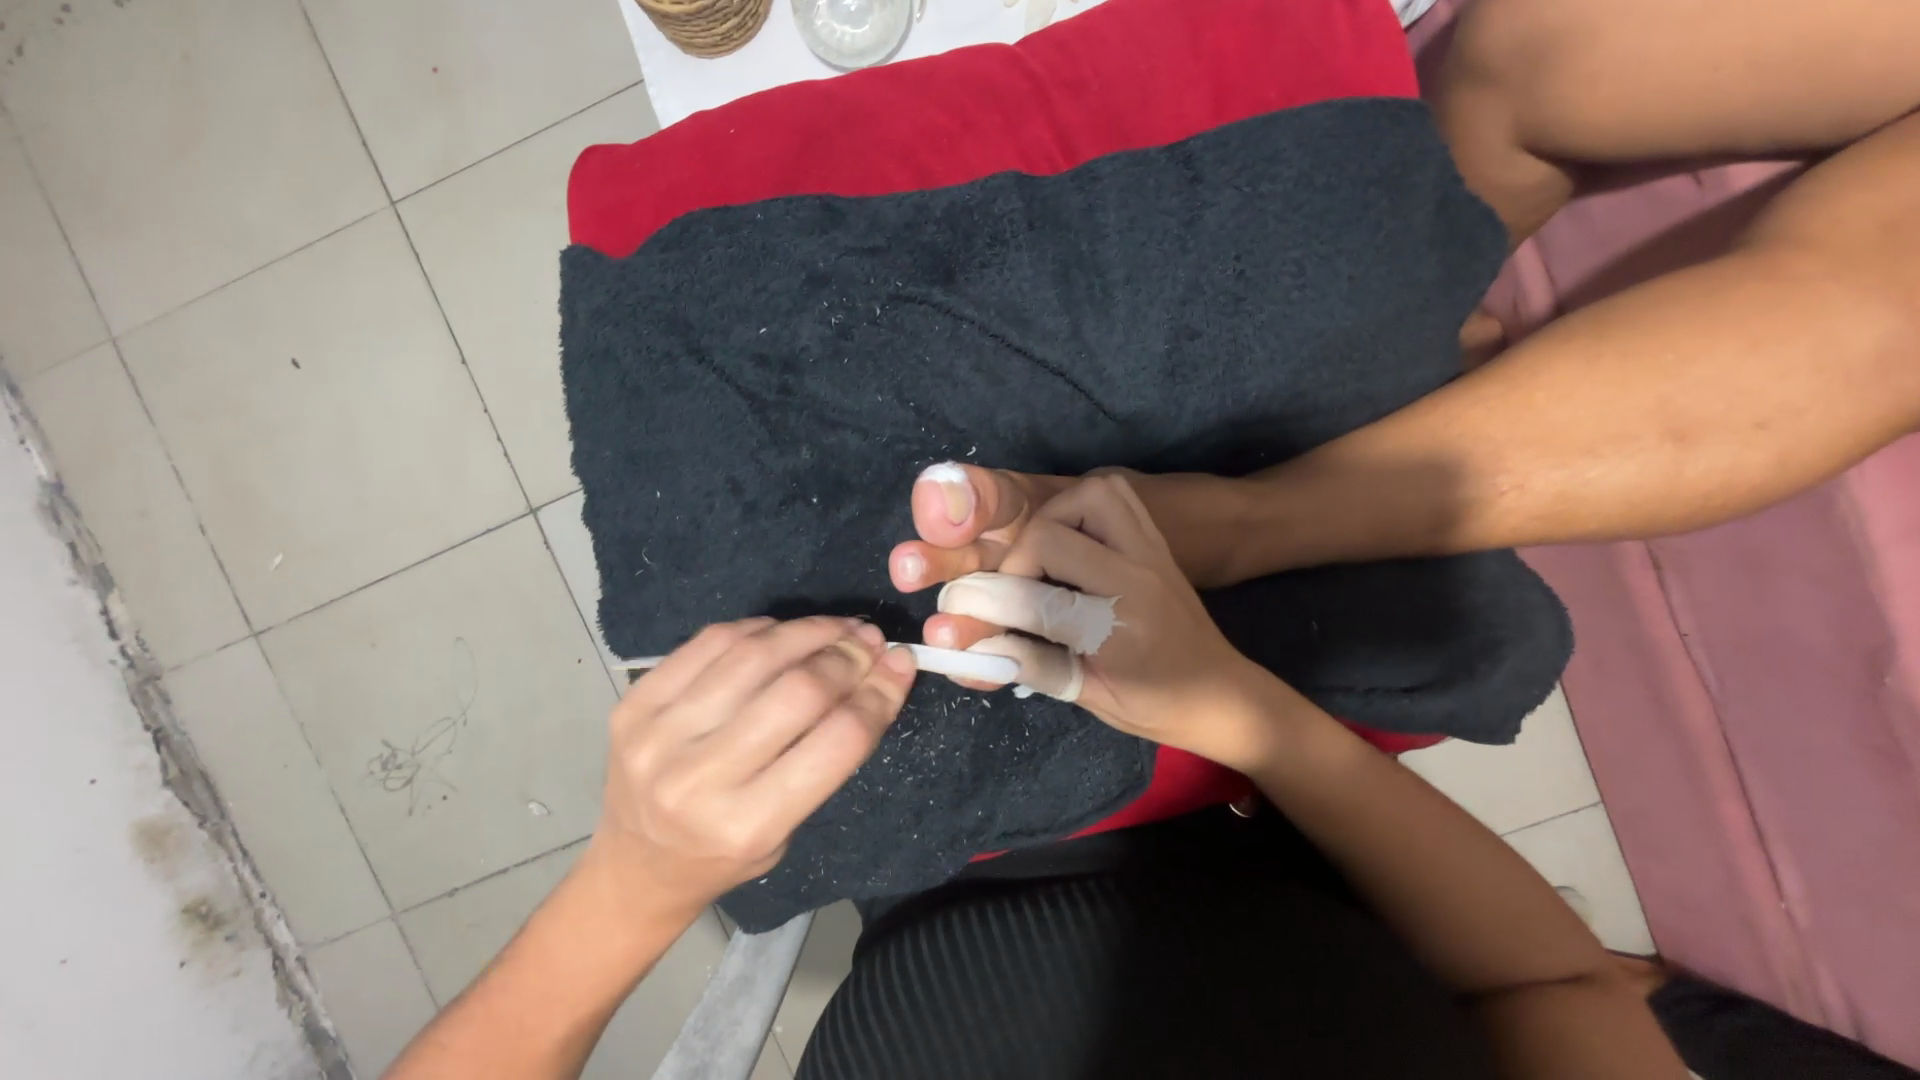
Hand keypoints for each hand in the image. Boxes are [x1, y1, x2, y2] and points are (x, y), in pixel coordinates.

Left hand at [590, 617, 916, 916]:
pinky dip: (758, 628)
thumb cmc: (725, 856)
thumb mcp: (789, 829)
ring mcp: (658, 736)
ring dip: (809, 631)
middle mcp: (699, 780)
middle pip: (798, 692)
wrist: (635, 866)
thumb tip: (880, 673)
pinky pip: (709, 642)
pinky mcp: (634, 703)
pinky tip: (785, 631)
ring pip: (754, 656)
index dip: (879, 693)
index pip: (837, 741)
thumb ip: (828, 757)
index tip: (901, 665)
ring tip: (839, 627)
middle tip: (871, 642)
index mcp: (748, 824)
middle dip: (847, 657)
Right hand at [942, 474, 1275, 765]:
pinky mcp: (1155, 538)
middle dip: (1015, 557)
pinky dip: (1079, 506)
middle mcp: (1137, 577)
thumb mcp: (1090, 697)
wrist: (1224, 694)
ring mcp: (1151, 550)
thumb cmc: (1158, 707)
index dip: (986, 605)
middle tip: (1010, 586)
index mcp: (1121, 628)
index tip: (954, 612)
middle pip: (1054, 532)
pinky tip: (1068, 537)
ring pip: (1091, 494)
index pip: (1036, 602)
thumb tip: (970, 645)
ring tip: (1038, 554)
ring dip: (1050, 517)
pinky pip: (1115, 496)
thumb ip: (1031, 665)